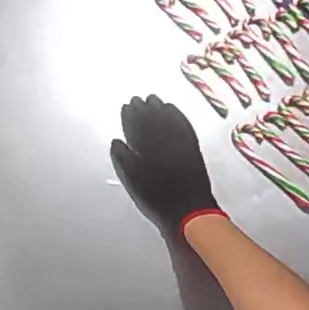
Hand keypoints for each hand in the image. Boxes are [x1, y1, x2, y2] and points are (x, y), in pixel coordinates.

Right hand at [110, 94, 219, 233]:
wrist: (188, 210)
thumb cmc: (158, 199)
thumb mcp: (133, 182)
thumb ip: (123, 160)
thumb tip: (116, 142)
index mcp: (146, 150)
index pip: (136, 126)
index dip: (129, 116)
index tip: (126, 107)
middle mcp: (163, 143)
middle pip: (152, 120)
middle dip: (143, 108)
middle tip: (136, 99)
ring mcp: (180, 144)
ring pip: (168, 119)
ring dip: (159, 108)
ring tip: (153, 99)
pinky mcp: (192, 148)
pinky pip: (184, 125)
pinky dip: (177, 115)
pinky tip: (173, 110)